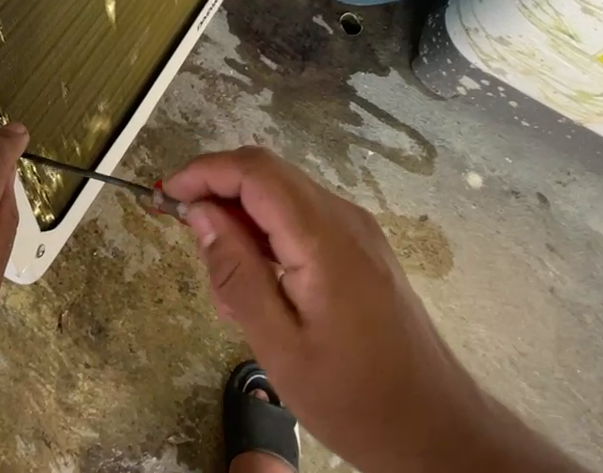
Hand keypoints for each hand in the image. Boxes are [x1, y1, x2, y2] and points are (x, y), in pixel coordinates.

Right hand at [163, 147, 584, 472]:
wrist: (438, 431)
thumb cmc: (354, 397)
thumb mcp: (278, 345)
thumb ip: (235, 271)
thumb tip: (200, 212)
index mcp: (323, 238)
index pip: (253, 171)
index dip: (202, 171)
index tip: (165, 195)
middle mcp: (343, 218)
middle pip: (265, 172)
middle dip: (216, 191)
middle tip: (186, 235)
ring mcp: (356, 229)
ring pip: (279, 193)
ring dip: (240, 216)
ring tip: (226, 281)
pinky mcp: (360, 246)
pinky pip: (299, 215)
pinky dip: (265, 230)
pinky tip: (259, 282)